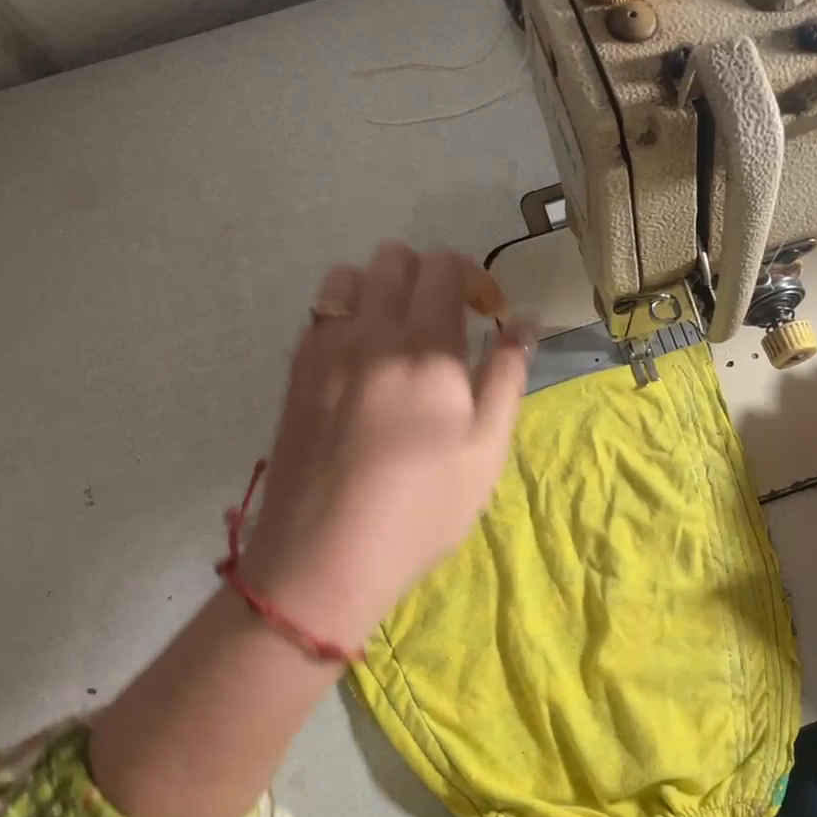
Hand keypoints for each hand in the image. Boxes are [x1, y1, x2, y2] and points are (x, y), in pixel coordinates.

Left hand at [237, 244, 528, 649]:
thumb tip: (523, 324)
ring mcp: (323, 350)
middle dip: (430, 277)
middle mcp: (368, 333)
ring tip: (400, 335)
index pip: (443, 268)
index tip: (489, 316)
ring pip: (348, 277)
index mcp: (424, 348)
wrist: (323, 557)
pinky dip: (347, 315)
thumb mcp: (486, 451)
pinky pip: (320, 314)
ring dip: (381, 289)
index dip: (475, 279)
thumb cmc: (420, 509)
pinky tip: (362, 363)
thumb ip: (506, 376)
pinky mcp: (294, 374)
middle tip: (450, 323)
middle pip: (394, 259)